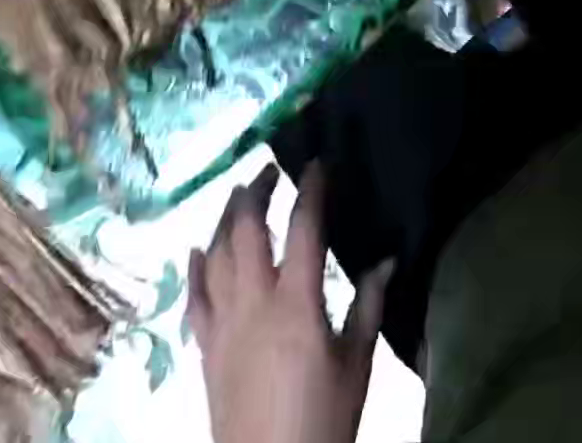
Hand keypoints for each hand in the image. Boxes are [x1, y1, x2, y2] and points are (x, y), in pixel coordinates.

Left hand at [187, 163, 392, 442]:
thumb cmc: (323, 418)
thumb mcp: (357, 362)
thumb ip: (368, 305)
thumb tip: (388, 260)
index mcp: (296, 304)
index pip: (304, 229)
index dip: (311, 190)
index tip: (318, 164)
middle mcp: (253, 305)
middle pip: (247, 232)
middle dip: (256, 193)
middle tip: (269, 169)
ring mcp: (222, 327)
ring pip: (216, 257)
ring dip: (225, 220)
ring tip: (237, 195)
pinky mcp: (205, 351)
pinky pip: (194, 301)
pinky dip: (194, 270)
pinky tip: (198, 249)